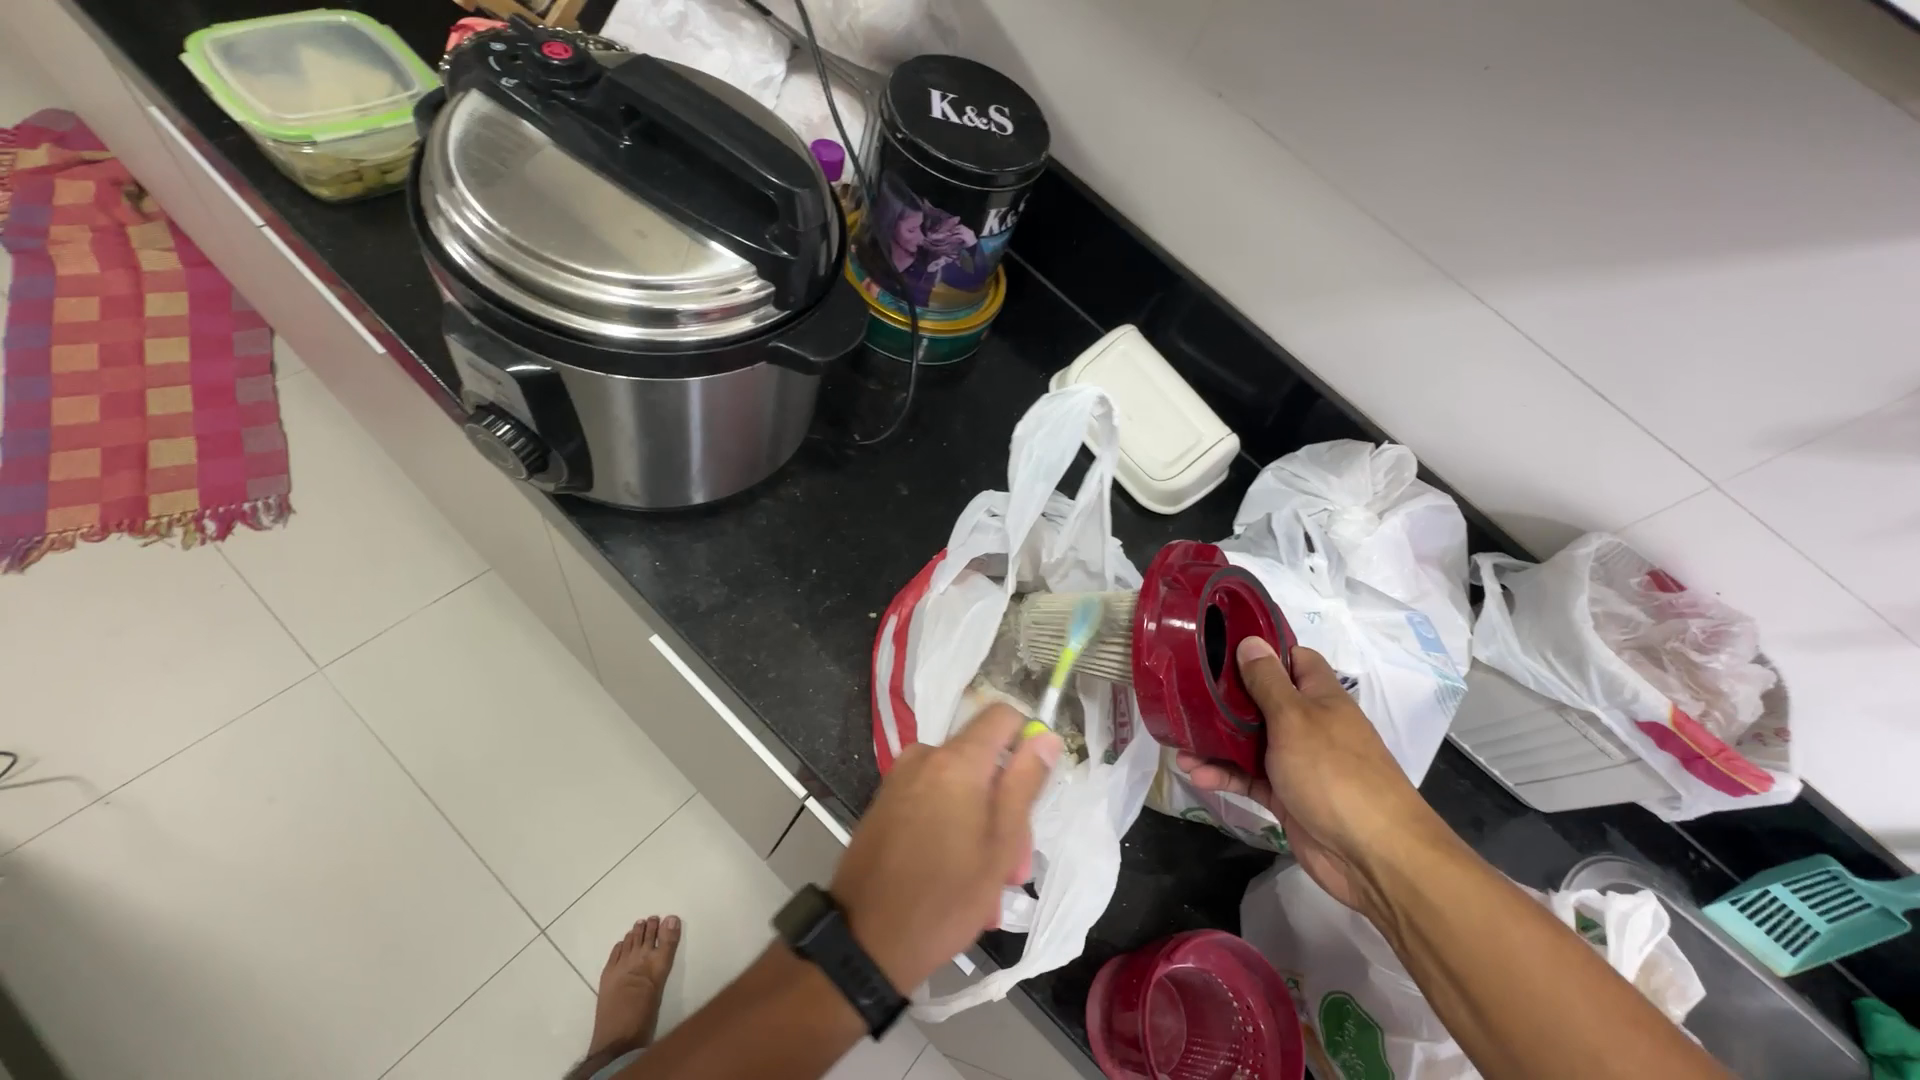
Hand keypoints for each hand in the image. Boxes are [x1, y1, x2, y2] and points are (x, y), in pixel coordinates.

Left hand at [831, 705, 1061, 990]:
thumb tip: (1045, 738)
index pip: (1003, 716)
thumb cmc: (944, 896)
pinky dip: (951, 829)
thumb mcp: (1001, 845)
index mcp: (956, 761)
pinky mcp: (884, 805)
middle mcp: (923, 757)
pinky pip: (933, 801)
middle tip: (1014, 865)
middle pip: (982, 759)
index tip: (1035, 787)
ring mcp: (899, 780)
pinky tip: (956, 877)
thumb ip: (1024, 784)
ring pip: (959, 786)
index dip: (1027, 741)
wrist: (864, 940)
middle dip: (1005, 805)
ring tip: (986, 883)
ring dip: (980, 825)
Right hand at [1177, 639, 1457, 920]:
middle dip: (1225, 699)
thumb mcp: (1295, 719)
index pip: (1294, 660)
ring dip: (1216, 742)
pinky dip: (1224, 775)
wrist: (1371, 854)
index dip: (1263, 651)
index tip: (1221, 646)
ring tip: (1178, 744)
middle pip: (1263, 701)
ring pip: (1250, 743)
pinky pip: (1249, 778)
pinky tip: (1196, 775)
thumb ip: (1268, 682)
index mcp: (1321, 698)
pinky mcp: (1286, 796)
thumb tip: (1250, 641)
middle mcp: (1310, 725)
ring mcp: (1297, 763)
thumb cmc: (1334, 772)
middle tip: (1184, 693)